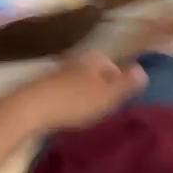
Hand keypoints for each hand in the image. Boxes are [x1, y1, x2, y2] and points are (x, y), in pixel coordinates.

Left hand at [8, 51, 146, 131]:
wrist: (29, 109)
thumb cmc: (74, 102)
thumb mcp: (108, 95)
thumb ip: (127, 83)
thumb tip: (144, 70)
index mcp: (95, 59)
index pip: (114, 66)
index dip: (119, 82)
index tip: (119, 101)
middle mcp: (77, 60)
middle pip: (96, 72)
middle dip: (101, 87)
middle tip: (104, 109)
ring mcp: (57, 72)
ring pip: (79, 81)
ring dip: (83, 94)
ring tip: (86, 114)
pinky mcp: (41, 86)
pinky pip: (63, 91)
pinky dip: (68, 100)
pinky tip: (66, 114)